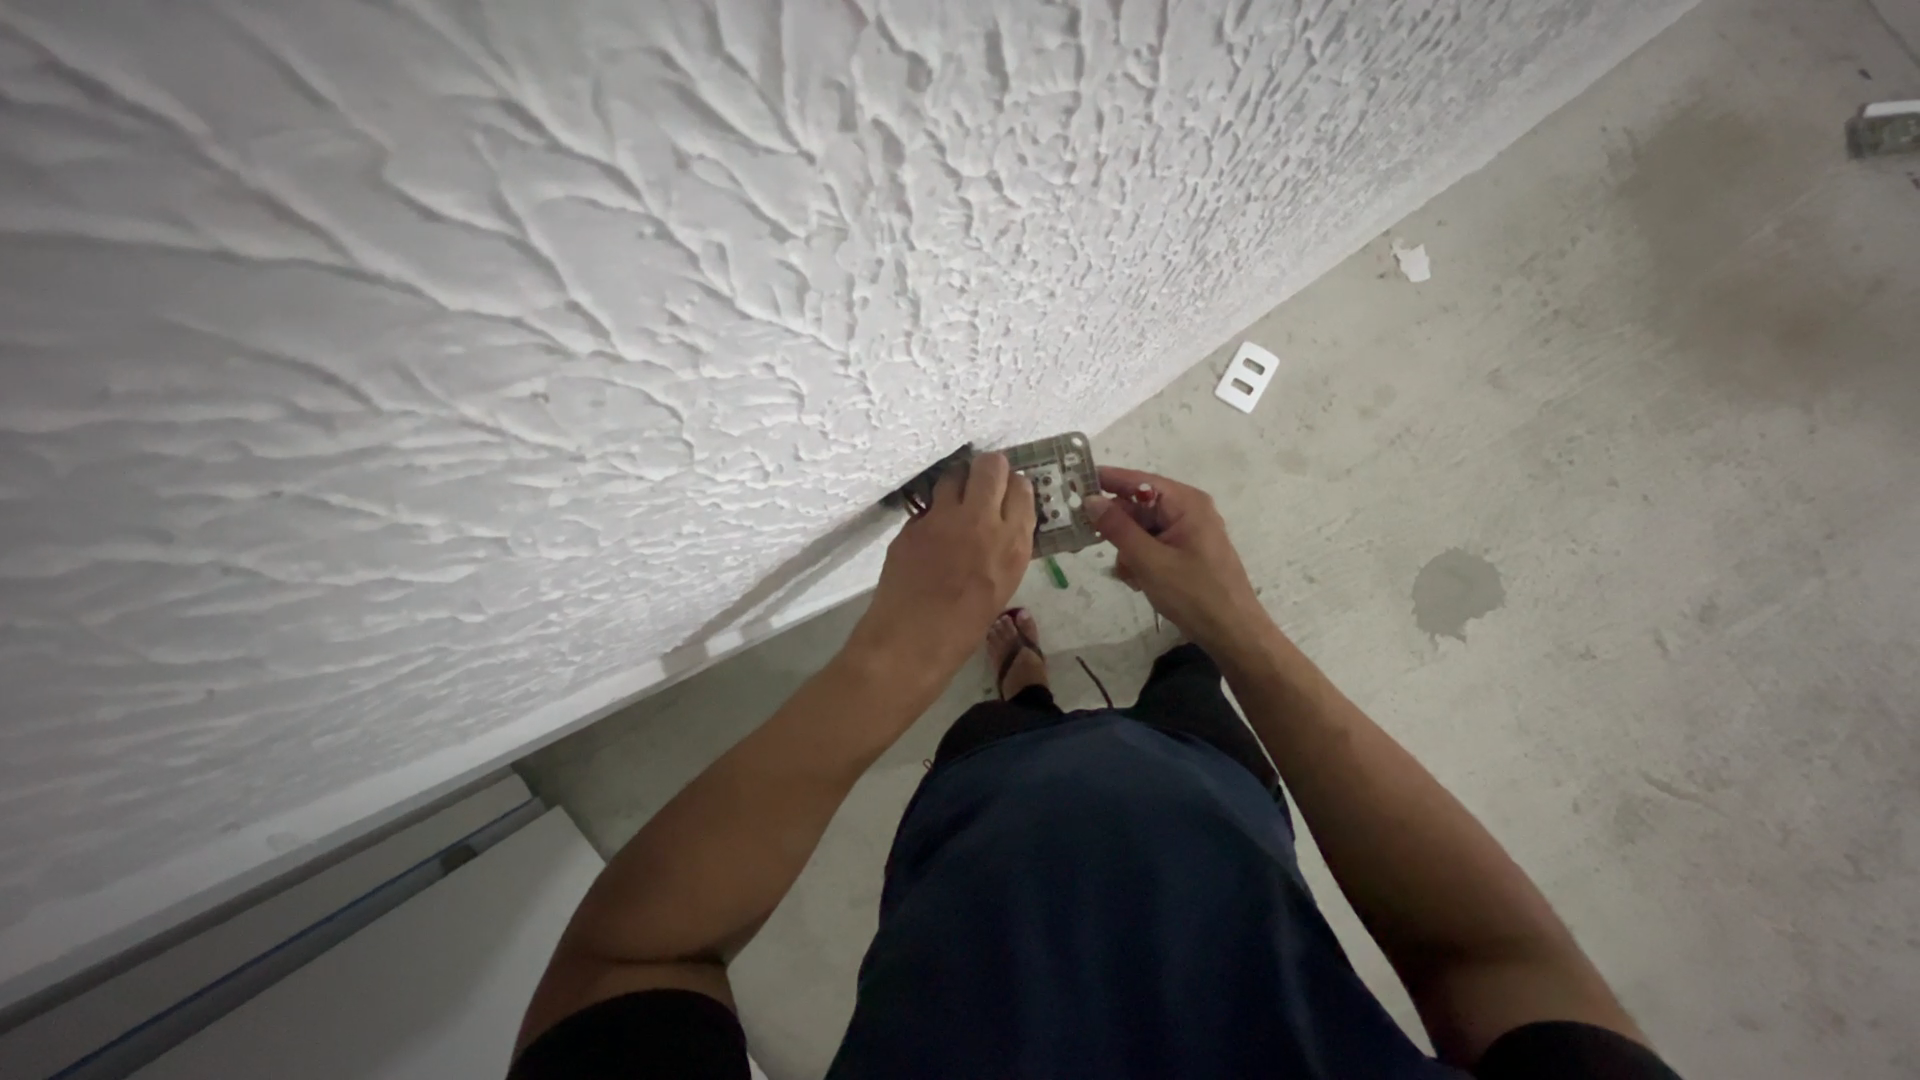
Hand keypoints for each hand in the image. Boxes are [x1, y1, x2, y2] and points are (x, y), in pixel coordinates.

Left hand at [850, 452, 1035, 677]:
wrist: (912, 640)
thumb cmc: (965, 627)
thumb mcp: (1003, 585)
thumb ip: (1005, 548)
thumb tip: (1002, 525)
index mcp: (1012, 543)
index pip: (1022, 489)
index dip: (1014, 486)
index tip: (1009, 491)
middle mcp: (981, 521)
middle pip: (991, 466)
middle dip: (990, 467)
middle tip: (984, 478)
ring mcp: (943, 519)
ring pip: (954, 474)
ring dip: (958, 481)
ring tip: (955, 498)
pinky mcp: (913, 524)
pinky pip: (928, 506)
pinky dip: (933, 513)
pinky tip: (931, 533)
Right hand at [1085, 466, 1275, 654]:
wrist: (1232, 632)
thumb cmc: (1193, 594)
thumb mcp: (1149, 560)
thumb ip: (1117, 528)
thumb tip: (1090, 500)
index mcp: (1186, 503)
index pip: (1138, 481)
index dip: (1107, 480)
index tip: (1075, 483)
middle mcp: (1189, 510)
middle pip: (1139, 506)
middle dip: (1119, 528)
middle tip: (1094, 544)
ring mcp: (1190, 531)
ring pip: (1143, 529)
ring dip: (1129, 550)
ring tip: (1131, 576)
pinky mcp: (1188, 551)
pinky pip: (1154, 544)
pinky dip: (1142, 560)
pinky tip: (1140, 581)